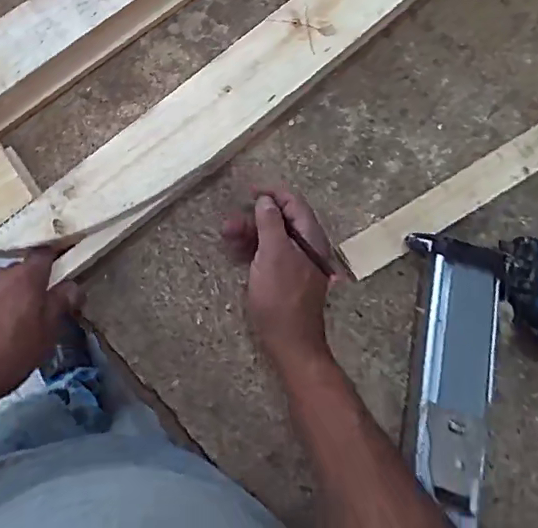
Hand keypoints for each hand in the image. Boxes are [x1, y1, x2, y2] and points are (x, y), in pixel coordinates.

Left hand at [0, 251, 81, 412]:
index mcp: (26, 277)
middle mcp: (0, 274)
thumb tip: (73, 286)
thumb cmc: (8, 356)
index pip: (44, 253)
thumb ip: (62, 304)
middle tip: (33, 311)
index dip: (53, 260)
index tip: (59, 274)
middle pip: (20, 271)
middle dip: (28, 285)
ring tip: (6, 325)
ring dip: (6, 297)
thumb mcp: (46, 334)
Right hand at [222, 188, 345, 372]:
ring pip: (273, 238)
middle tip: (228, 224)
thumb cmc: (281, 296)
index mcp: (311, 236)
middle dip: (254, 218)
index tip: (250, 192)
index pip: (294, 203)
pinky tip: (236, 252)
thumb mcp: (273, 254)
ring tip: (226, 236)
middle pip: (281, 220)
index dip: (272, 194)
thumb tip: (266, 200)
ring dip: (250, 234)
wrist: (291, 344)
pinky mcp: (287, 279)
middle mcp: (308, 246)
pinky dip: (254, 250)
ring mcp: (298, 263)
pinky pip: (270, 255)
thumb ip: (270, 222)